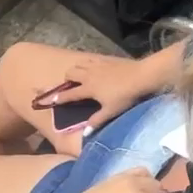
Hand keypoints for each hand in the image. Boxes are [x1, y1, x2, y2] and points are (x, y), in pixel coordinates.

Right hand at [38, 55, 161, 132]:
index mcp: (88, 88)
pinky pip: (90, 59)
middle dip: (66, 79)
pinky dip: (87, 63)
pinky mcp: (105, 59)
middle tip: (71, 86)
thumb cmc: (125, 96)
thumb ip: (97, 121)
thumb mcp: (111, 111)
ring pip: (78, 64)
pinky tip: (93, 68)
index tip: (51, 100)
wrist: (140, 76)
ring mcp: (97, 65)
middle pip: (70, 73)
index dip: (59, 98)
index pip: (69, 94)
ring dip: (76, 70)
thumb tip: (85, 134)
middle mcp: (88, 75)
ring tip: (80, 77)